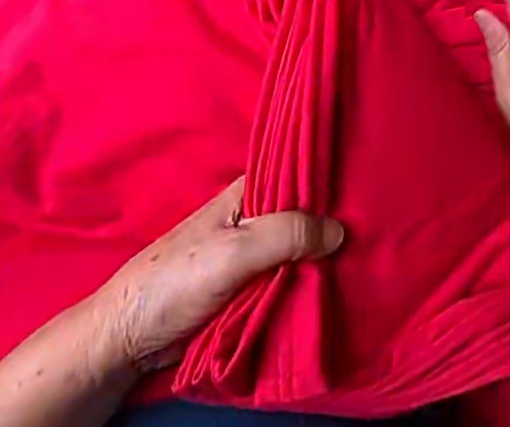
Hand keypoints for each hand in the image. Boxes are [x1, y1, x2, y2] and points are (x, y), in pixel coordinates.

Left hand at [94, 177, 344, 372]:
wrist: (131, 336)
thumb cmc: (177, 281)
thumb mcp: (235, 251)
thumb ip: (285, 234)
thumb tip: (340, 230)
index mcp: (249, 192)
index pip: (299, 174)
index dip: (331, 180)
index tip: (369, 186)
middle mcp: (254, 216)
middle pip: (304, 214)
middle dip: (332, 222)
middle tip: (378, 228)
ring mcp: (253, 253)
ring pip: (299, 248)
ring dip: (323, 256)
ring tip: (368, 256)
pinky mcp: (251, 286)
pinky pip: (289, 278)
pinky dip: (309, 282)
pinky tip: (338, 284)